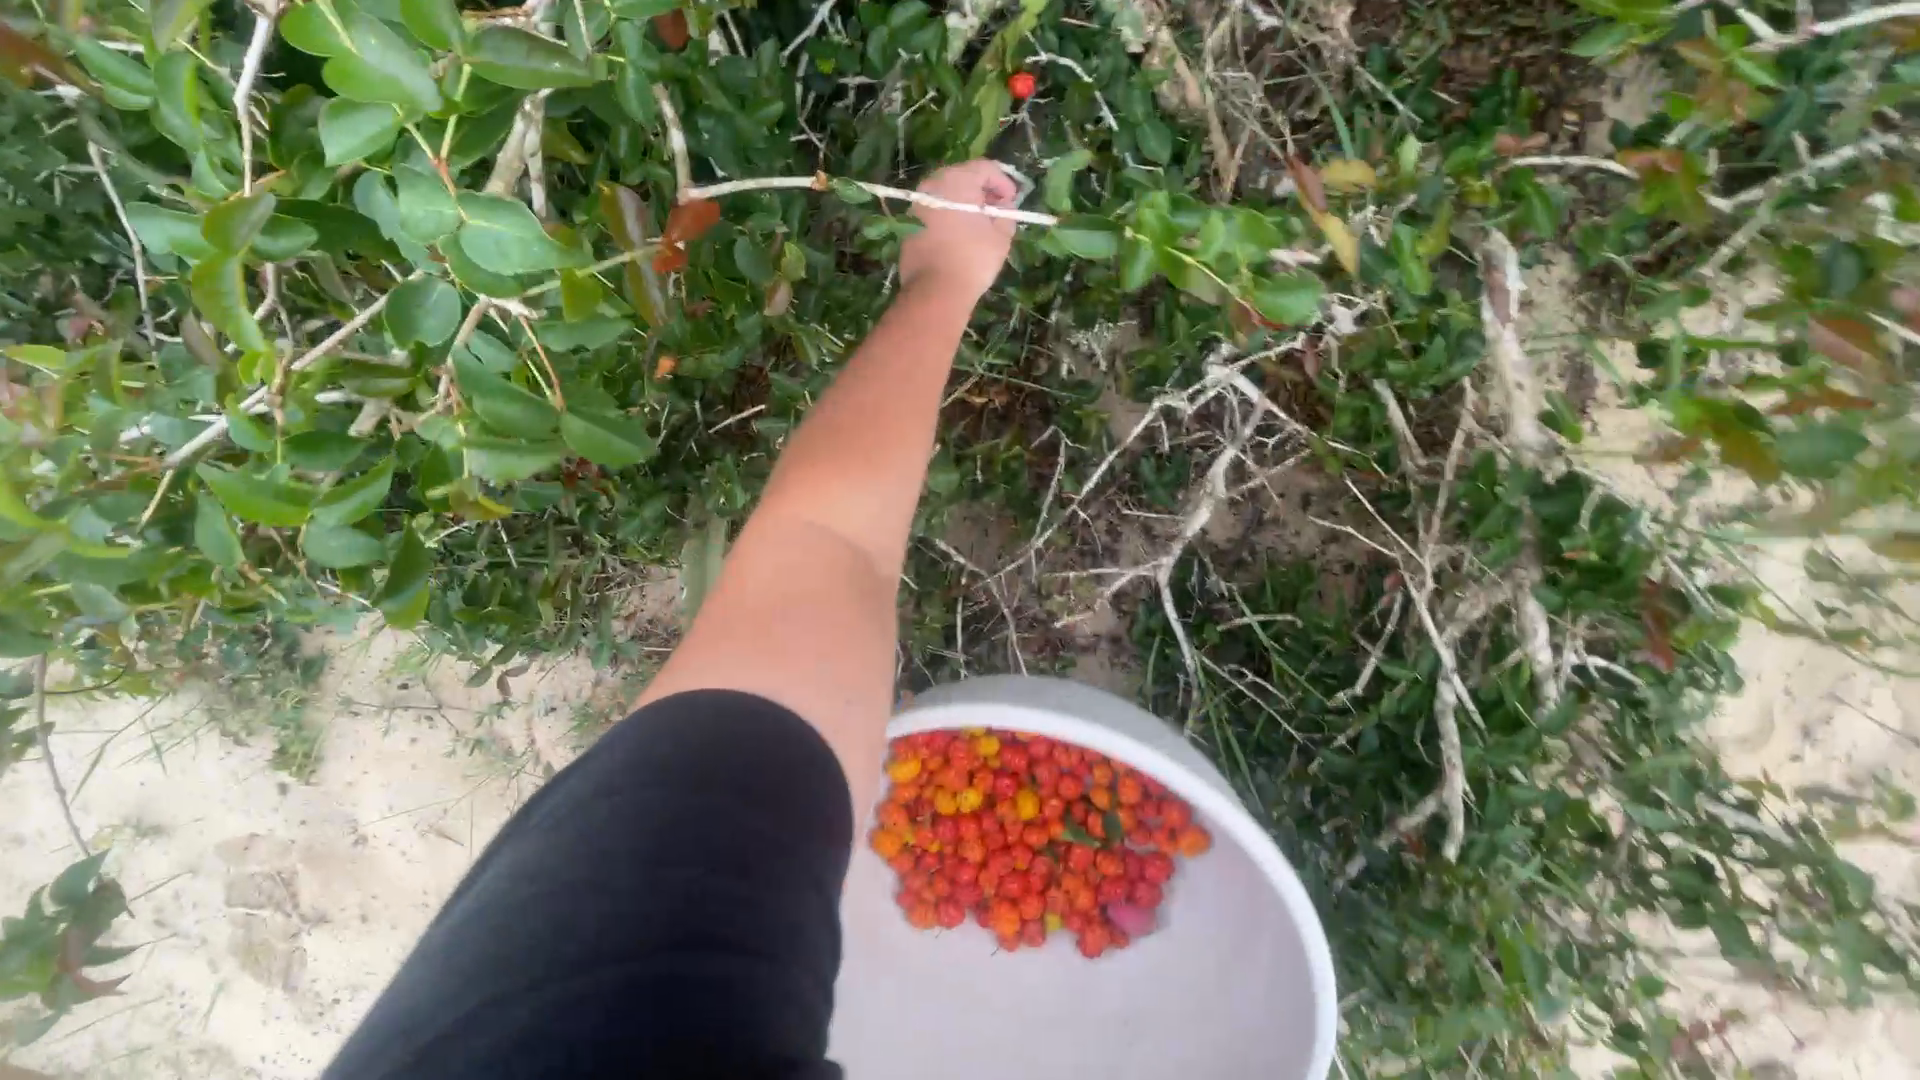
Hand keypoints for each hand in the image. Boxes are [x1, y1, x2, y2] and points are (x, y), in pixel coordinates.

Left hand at [898, 159, 1018, 301]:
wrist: (935, 291)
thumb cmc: (973, 259)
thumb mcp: (1001, 237)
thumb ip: (1006, 215)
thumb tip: (1003, 208)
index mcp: (957, 179)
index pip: (985, 168)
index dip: (1004, 182)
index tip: (1012, 202)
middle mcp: (933, 185)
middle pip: (963, 177)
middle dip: (982, 191)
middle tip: (996, 211)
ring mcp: (917, 205)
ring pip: (946, 195)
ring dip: (964, 204)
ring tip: (978, 226)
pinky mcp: (909, 226)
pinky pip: (934, 213)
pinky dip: (948, 218)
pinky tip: (958, 237)